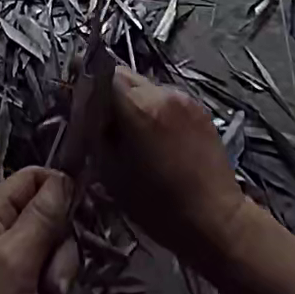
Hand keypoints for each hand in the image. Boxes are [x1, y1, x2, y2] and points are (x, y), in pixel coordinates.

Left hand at [0, 166, 76, 293]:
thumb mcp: (11, 260)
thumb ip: (42, 217)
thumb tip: (65, 176)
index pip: (35, 178)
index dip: (61, 189)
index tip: (81, 211)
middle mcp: (6, 237)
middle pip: (55, 225)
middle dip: (60, 257)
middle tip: (51, 286)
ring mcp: (17, 273)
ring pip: (61, 264)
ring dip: (60, 291)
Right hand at [96, 66, 248, 260]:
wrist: (217, 220)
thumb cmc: (160, 207)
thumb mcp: (113, 174)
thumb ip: (96, 136)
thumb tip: (85, 114)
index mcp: (138, 108)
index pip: (104, 73)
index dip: (88, 79)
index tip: (77, 89)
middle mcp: (161, 93)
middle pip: (124, 75)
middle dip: (108, 90)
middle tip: (101, 116)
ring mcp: (183, 98)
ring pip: (145, 86)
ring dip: (132, 100)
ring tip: (131, 130)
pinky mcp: (198, 107)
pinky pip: (165, 98)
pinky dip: (153, 109)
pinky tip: (156, 136)